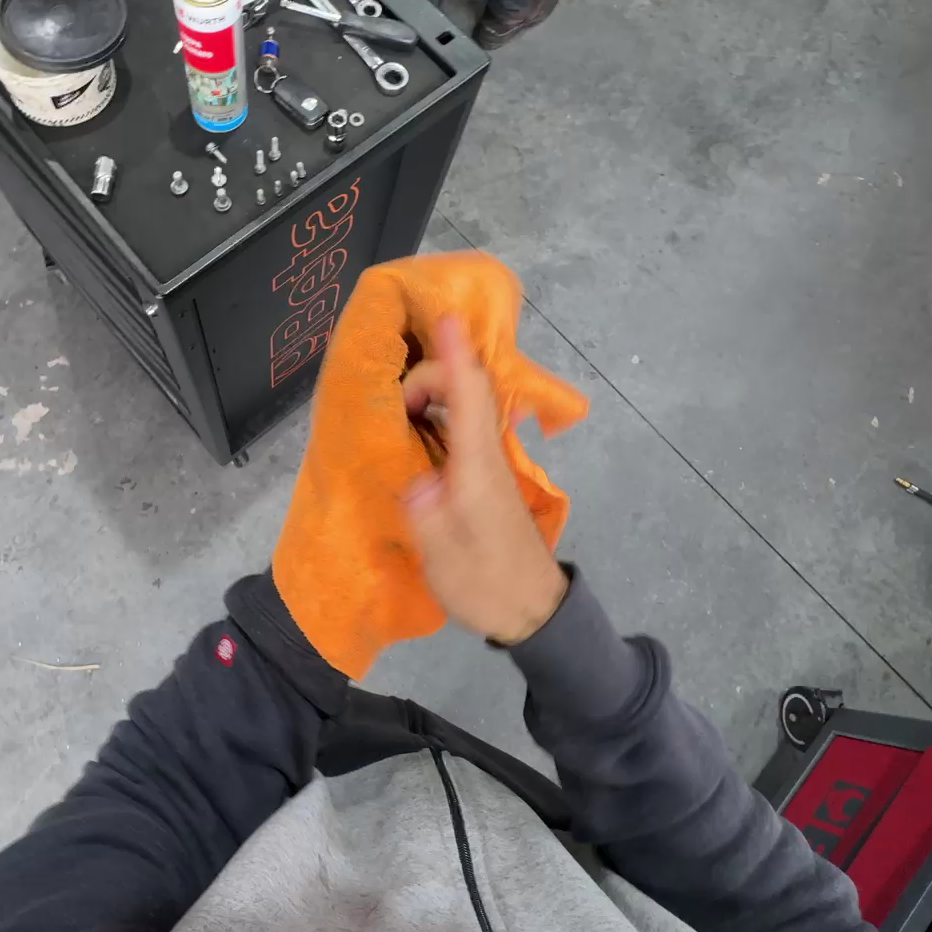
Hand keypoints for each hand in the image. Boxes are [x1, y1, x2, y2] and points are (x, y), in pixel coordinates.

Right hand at [401, 317, 567, 644]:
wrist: (534, 610)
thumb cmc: (488, 584)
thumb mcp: (446, 561)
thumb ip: (428, 515)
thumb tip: (417, 477)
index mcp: (477, 469)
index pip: (471, 399)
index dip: (456, 358)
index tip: (446, 321)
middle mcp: (487, 456)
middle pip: (469, 393)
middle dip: (432, 376)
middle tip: (397, 403)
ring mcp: (489, 464)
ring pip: (469, 407)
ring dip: (438, 389)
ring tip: (402, 403)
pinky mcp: (486, 476)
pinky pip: (465, 425)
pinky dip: (444, 408)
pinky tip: (421, 422)